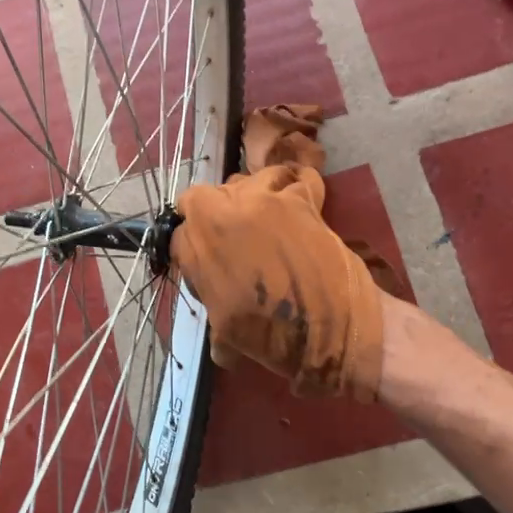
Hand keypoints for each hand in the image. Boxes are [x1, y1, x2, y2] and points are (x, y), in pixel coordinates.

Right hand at [171, 107, 386, 400]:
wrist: (332, 327)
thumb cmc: (273, 335)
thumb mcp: (226, 330)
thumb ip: (212, 305)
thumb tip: (215, 313)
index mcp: (199, 249)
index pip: (180, 233)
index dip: (193, 246)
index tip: (207, 258)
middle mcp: (223, 215)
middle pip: (204, 197)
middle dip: (212, 211)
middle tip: (232, 234)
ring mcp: (261, 200)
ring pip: (245, 180)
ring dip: (250, 194)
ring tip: (264, 216)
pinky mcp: (298, 197)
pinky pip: (296, 177)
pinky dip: (297, 184)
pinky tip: (300, 198)